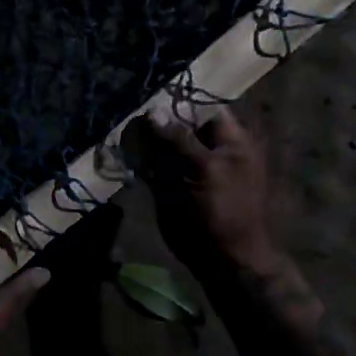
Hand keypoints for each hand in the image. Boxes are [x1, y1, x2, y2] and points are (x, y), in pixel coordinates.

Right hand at [124, 107, 279, 275]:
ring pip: (163, 146)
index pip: (205, 108)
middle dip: (157, 122)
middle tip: (132, 114)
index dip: (180, 102)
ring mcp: (189, 170)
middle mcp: (209, 151)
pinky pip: (154, 167)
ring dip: (145, 140)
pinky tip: (126, 154)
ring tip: (125, 131)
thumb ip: (180, 138)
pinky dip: (140, 161)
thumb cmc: (225, 208)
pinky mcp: (172, 188)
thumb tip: (154, 111)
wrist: (224, 258)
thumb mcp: (206, 168)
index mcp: (230, 140)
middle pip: (180, 126)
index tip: (152, 97)